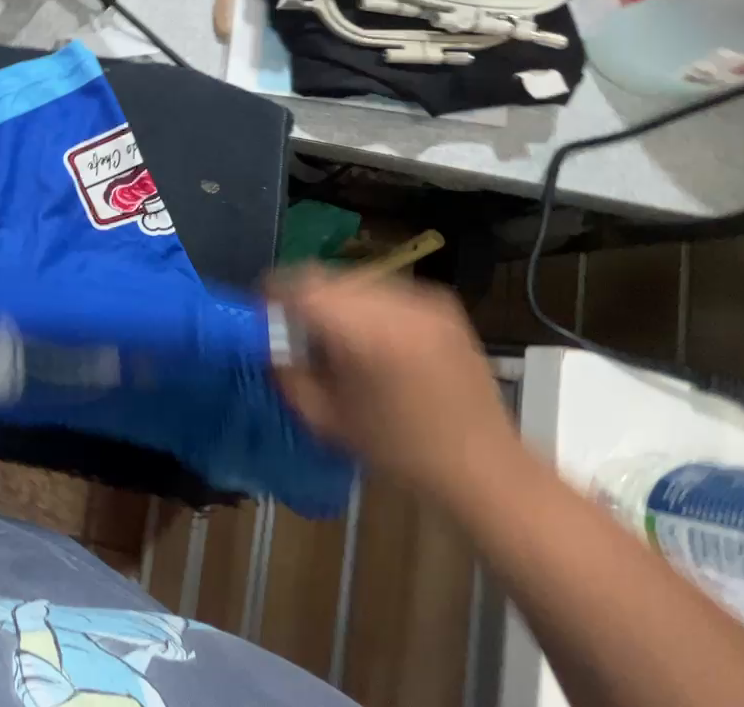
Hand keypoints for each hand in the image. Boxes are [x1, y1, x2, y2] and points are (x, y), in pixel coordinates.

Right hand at [269, 267, 519, 500]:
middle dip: (300, 296)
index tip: (260, 313)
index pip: (299, 286)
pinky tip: (367, 333)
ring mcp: (425, 303)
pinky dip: (364, 303)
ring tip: (329, 331)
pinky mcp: (443, 307)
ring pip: (353, 279)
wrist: (482, 465)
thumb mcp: (321, 415)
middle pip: (324, 277)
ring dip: (332, 298)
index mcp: (363, 334)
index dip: (271, 294)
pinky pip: (384, 289)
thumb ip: (286, 369)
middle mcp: (397, 307)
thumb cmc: (395, 447)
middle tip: (291, 325)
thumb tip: (267, 339)